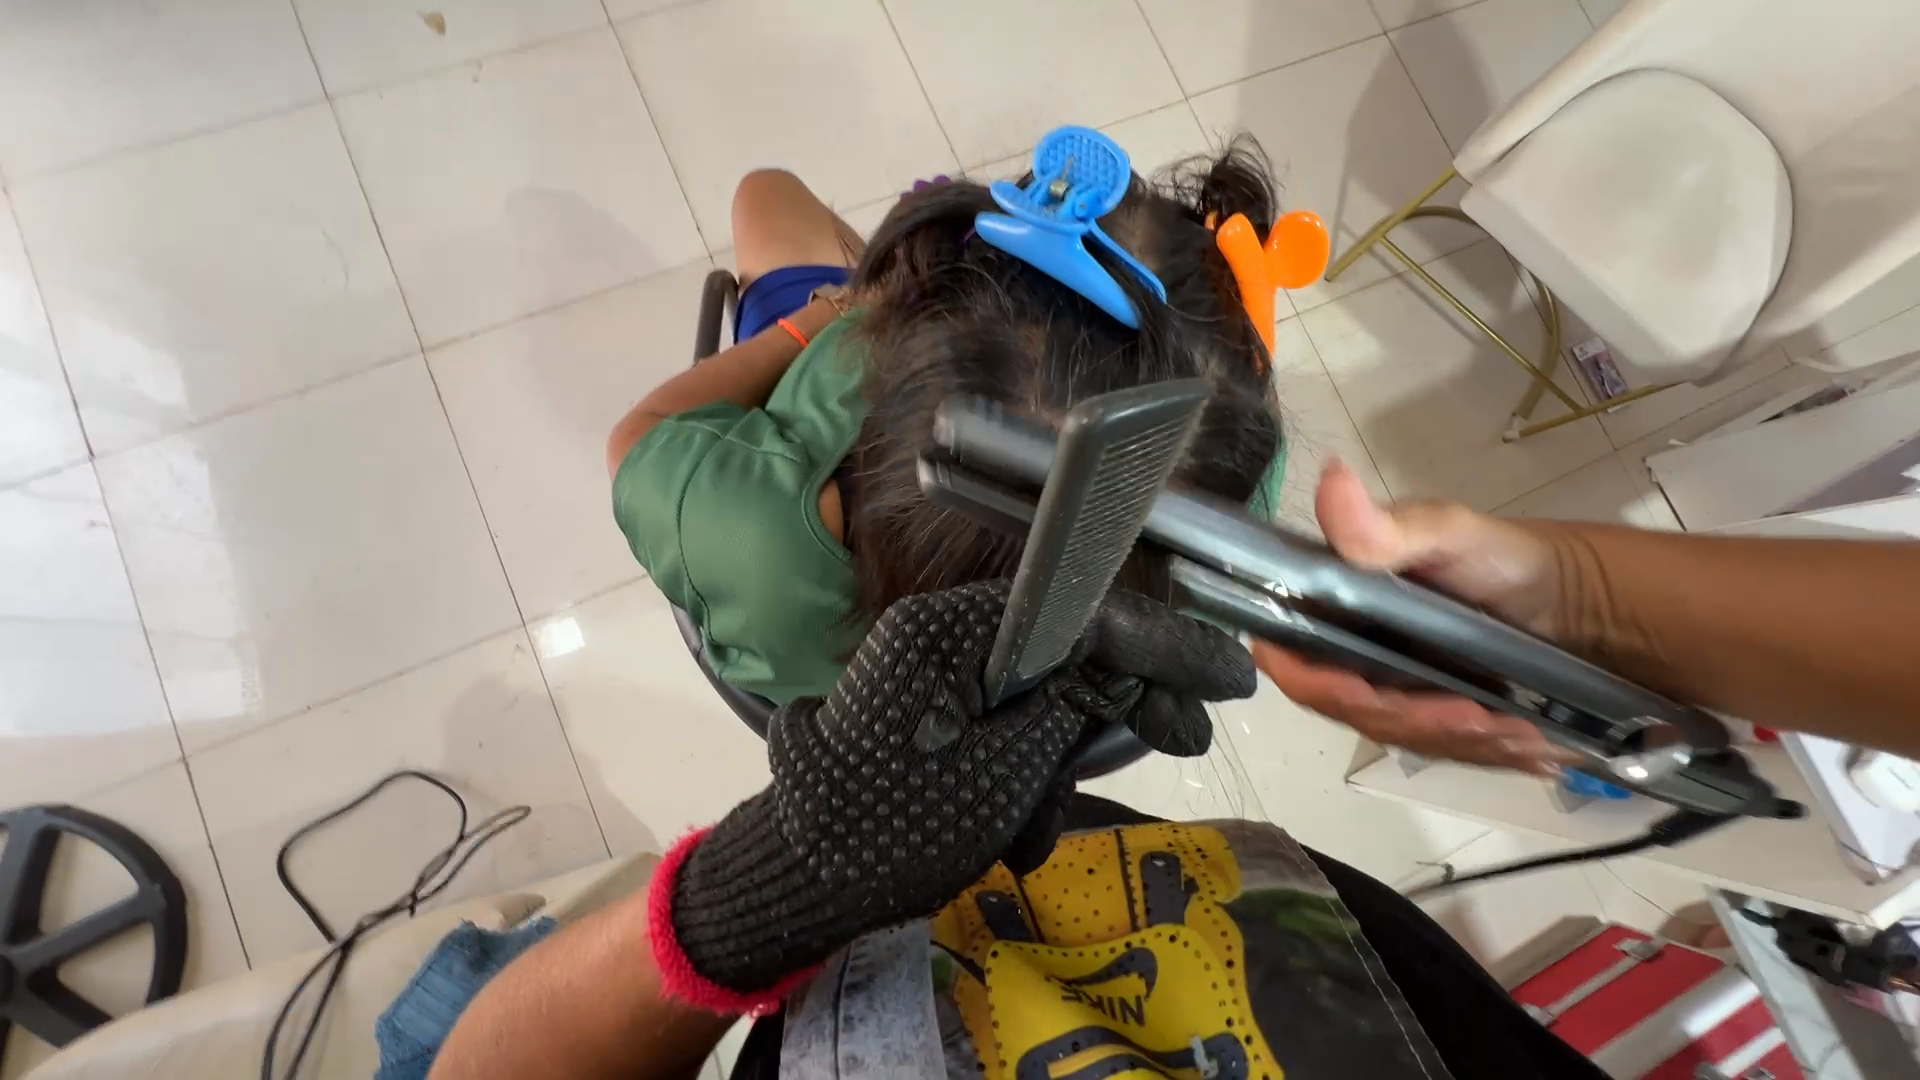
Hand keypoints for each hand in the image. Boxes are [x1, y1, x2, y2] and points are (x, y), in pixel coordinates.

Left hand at [660, 581, 1253, 1001]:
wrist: (804, 879)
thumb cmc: (899, 825)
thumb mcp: (1004, 768)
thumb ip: (1073, 706)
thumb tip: (1134, 668)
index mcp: (949, 628)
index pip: (1078, 612)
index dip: (1159, 640)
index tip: (1224, 674)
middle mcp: (940, 632)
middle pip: (1062, 647)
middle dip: (1122, 698)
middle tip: (1185, 736)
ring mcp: (932, 670)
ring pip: (1035, 693)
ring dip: (1058, 758)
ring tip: (1043, 829)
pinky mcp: (931, 707)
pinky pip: (1001, 720)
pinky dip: (1021, 769)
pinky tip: (1018, 830)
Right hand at [1250, 461, 1579, 773]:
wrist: (1571, 599)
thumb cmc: (1497, 558)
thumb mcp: (1448, 533)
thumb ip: (1387, 526)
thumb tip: (1332, 478)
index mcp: (1330, 611)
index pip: (1289, 657)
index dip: (1311, 680)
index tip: (1362, 689)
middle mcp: (1346, 654)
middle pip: (1343, 707)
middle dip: (1405, 719)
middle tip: (1472, 711)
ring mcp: (1389, 691)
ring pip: (1394, 735)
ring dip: (1450, 740)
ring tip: (1516, 726)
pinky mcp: (1431, 721)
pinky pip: (1439, 752)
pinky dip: (1480, 753)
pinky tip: (1525, 742)